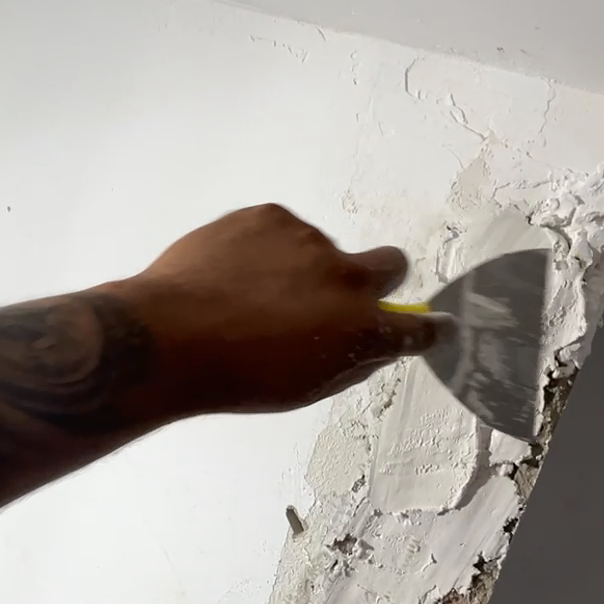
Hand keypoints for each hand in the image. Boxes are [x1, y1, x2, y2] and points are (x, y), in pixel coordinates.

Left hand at [103, 204, 445, 416]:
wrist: (171, 337)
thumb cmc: (240, 378)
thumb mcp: (306, 388)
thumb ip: (350, 363)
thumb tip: (373, 347)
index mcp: (361, 328)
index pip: (418, 327)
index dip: (427, 328)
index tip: (432, 326)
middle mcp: (346, 277)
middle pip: (392, 264)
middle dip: (379, 280)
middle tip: (337, 299)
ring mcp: (309, 240)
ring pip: (323, 250)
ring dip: (305, 269)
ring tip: (255, 296)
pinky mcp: (270, 216)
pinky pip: (282, 232)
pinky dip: (269, 251)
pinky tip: (236, 275)